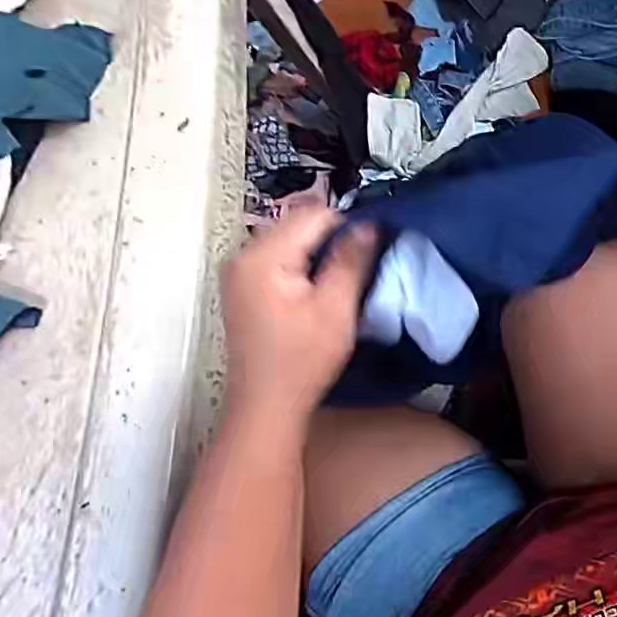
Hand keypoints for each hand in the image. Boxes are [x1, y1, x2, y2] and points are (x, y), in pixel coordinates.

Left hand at [221, 207, 378, 420]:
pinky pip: (282, 260)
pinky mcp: (246, 288)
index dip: (349, 225)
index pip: (313, 214)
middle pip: (299, 224)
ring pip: (292, 241)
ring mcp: (240, 272)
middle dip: (335, 238)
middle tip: (364, 266)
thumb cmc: (304, 359)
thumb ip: (351, 261)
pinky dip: (307, 267)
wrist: (268, 402)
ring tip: (346, 282)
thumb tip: (369, 226)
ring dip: (322, 253)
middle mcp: (243, 256)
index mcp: (263, 257)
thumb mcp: (336, 308)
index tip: (375, 248)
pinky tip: (323, 291)